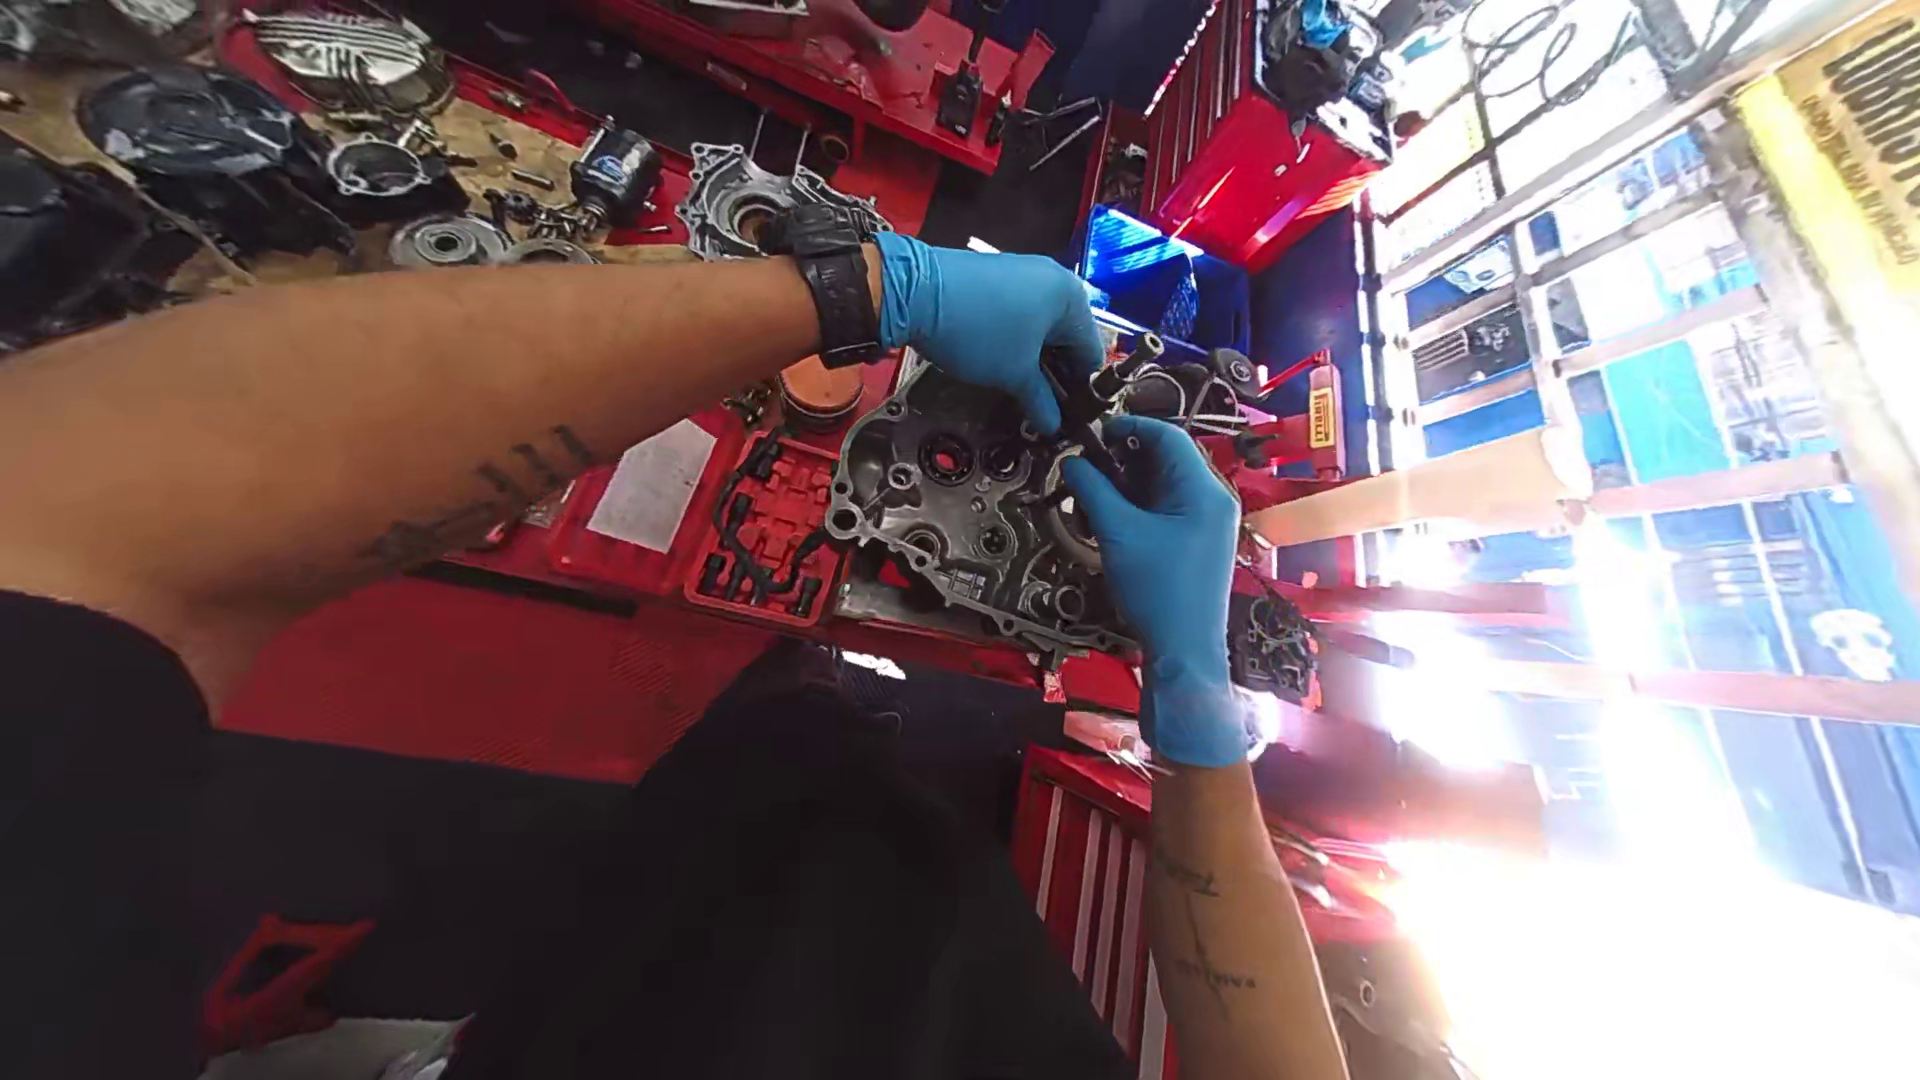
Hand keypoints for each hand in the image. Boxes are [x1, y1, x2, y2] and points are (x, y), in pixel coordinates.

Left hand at [872, 232, 1104, 434]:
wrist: (916, 292)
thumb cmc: (981, 334)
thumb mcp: (1014, 374)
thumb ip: (1040, 402)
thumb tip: (1054, 427)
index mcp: (1072, 299)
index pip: (1091, 354)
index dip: (1079, 389)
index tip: (1065, 417)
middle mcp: (1056, 280)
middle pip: (1067, 340)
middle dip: (1055, 375)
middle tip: (1039, 407)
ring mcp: (1026, 274)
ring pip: (1042, 329)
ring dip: (1034, 361)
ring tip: (1017, 389)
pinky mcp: (999, 277)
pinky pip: (1021, 316)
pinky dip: (1016, 341)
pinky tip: (999, 362)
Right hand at [1061, 415, 1251, 766]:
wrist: (1183, 649)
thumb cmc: (1158, 590)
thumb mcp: (1119, 534)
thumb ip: (1094, 491)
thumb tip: (1071, 462)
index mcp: (1204, 491)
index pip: (1170, 437)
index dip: (1131, 426)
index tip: (1095, 430)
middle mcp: (1211, 500)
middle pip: (1165, 460)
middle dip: (1124, 457)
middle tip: (1087, 461)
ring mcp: (1204, 521)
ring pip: (1161, 485)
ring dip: (1126, 482)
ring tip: (1092, 488)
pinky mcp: (1194, 539)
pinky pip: (1163, 507)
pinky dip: (1136, 504)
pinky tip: (1109, 513)